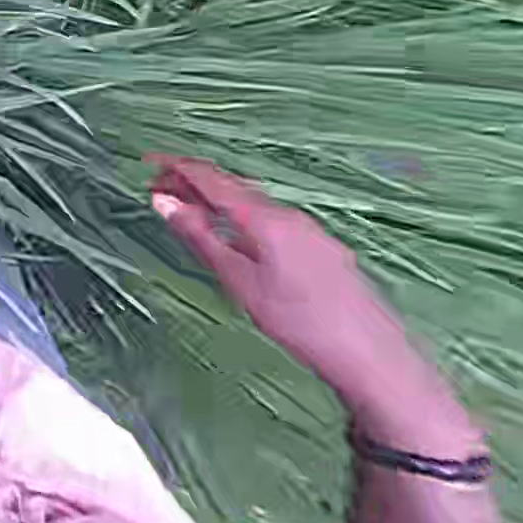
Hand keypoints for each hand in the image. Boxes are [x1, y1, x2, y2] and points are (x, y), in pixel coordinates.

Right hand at [150, 154, 482, 453]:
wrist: (376, 361)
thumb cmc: (297, 321)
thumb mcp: (238, 279)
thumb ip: (199, 235)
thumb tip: (162, 200)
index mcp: (264, 217)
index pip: (211, 178)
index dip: (176, 166)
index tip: (146, 161)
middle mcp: (286, 213)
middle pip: (231, 184)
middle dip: (191, 180)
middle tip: (157, 189)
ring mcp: (307, 228)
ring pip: (249, 199)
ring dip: (214, 196)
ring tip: (185, 207)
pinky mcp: (318, 245)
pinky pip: (266, 213)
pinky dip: (236, 210)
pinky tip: (229, 229)